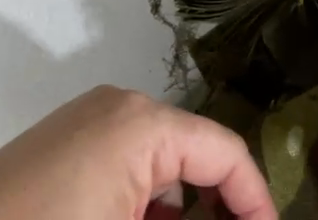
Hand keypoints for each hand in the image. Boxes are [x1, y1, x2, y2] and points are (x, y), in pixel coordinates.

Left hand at [0, 86, 274, 219]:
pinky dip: (144, 206)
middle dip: (216, 208)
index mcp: (141, 123)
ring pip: (158, 167)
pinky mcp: (59, 148)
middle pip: (193, 157)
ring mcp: (83, 124)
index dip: (257, 204)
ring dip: (180, 212)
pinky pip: (122, 171)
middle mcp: (116, 108)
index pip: (226, 153)